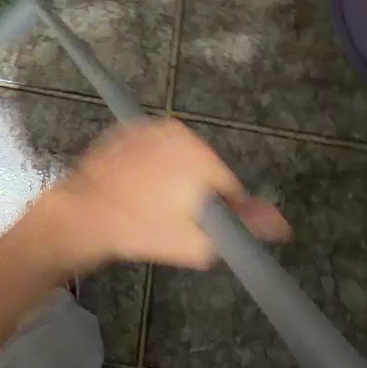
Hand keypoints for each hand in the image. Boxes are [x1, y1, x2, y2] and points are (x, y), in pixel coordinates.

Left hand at [27, 119, 290, 270]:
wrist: (85, 212)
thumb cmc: (142, 228)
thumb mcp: (200, 240)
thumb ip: (246, 227)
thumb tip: (281, 224)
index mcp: (202, 155)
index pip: (230, 188)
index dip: (220, 212)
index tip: (202, 227)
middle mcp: (180, 132)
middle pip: (204, 168)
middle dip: (197, 192)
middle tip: (175, 219)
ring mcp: (151, 127)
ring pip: (178, 157)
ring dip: (174, 178)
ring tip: (153, 206)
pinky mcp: (128, 130)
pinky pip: (153, 150)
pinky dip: (151, 166)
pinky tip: (137, 190)